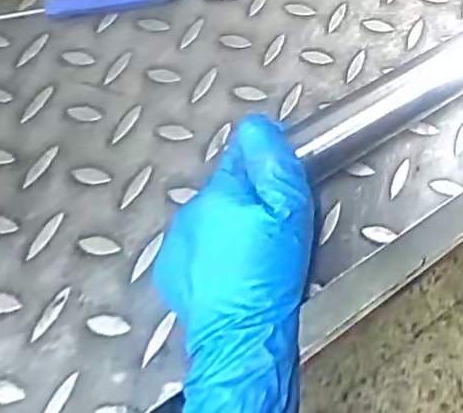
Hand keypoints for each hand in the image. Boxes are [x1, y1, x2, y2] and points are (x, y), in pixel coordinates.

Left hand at [156, 116, 314, 412]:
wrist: (241, 335)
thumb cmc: (273, 269)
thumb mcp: (290, 208)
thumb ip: (274, 163)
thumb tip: (257, 126)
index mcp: (220, 193)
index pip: (244, 151)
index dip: (269, 158)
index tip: (287, 173)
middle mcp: (190, 212)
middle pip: (230, 182)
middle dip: (253, 190)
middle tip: (278, 214)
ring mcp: (176, 242)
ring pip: (214, 211)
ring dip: (235, 216)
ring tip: (259, 240)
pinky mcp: (172, 268)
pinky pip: (200, 238)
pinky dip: (218, 242)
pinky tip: (237, 259)